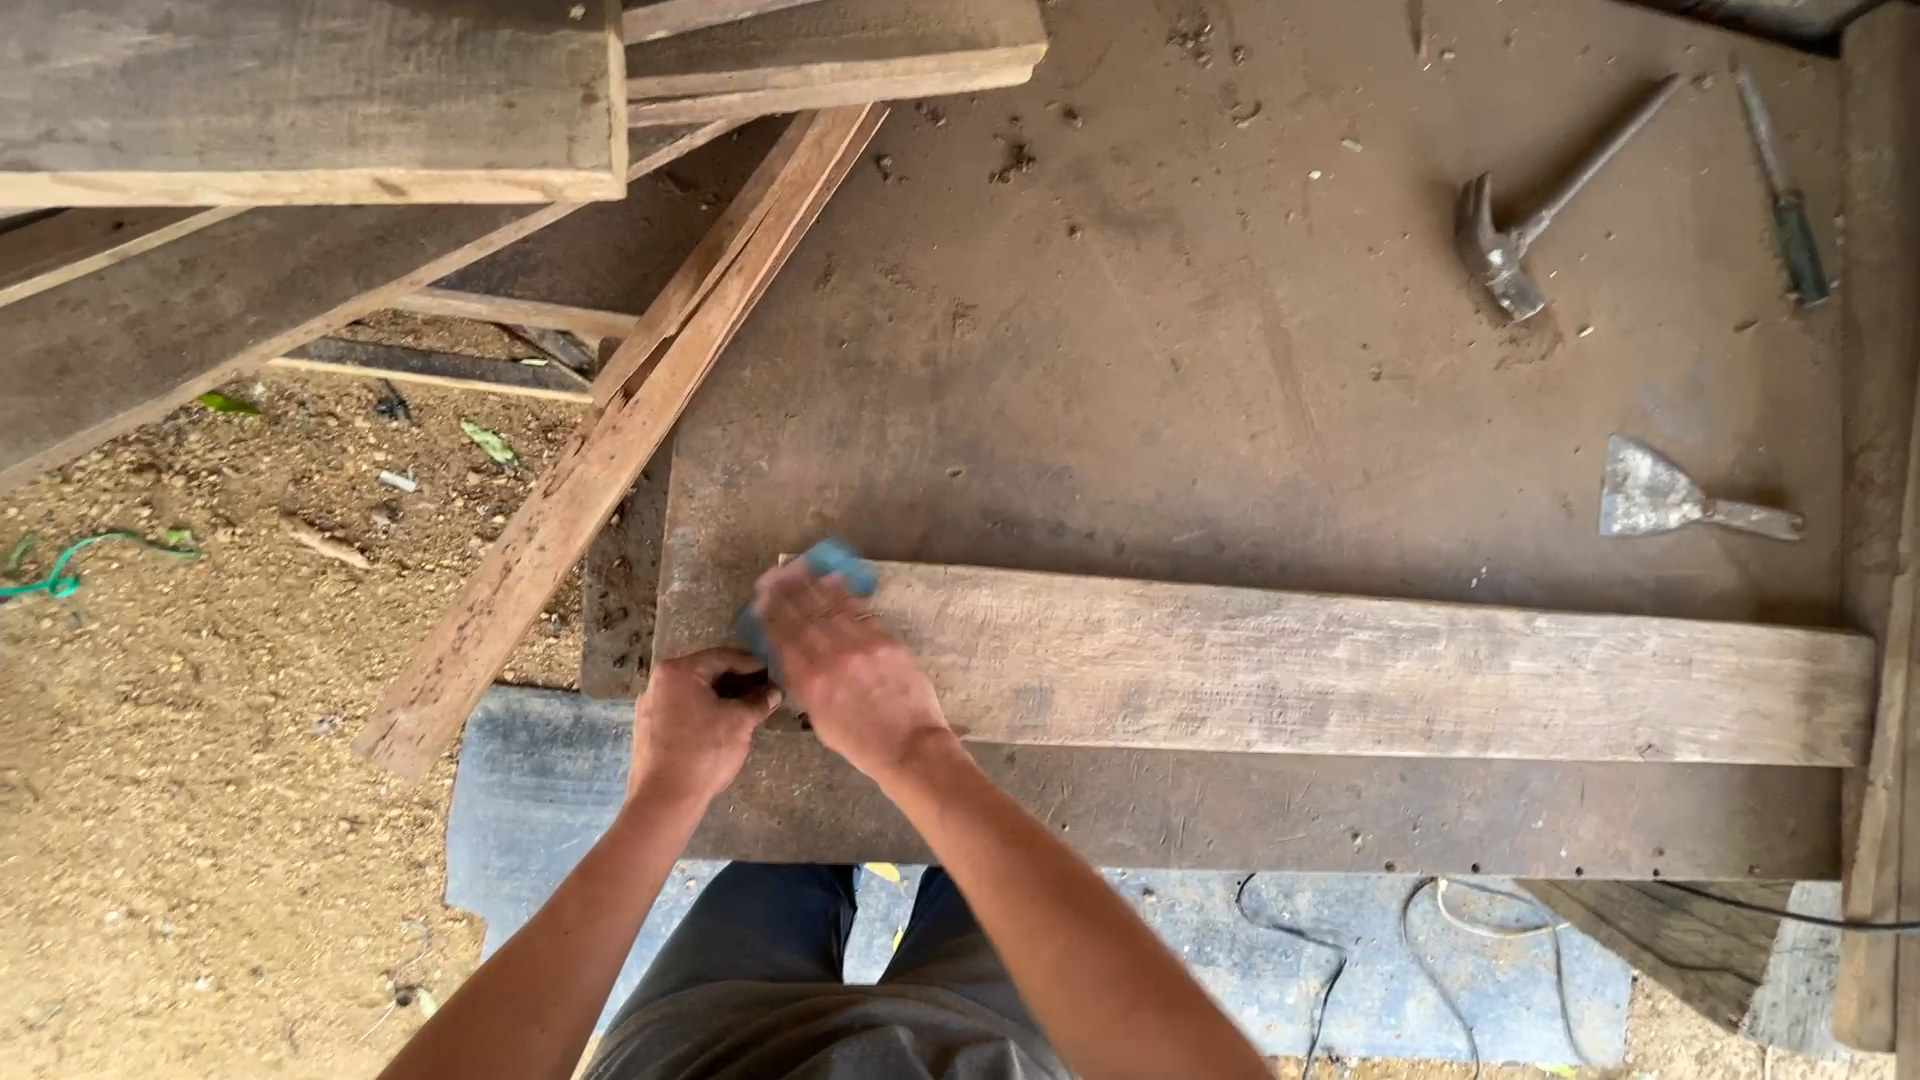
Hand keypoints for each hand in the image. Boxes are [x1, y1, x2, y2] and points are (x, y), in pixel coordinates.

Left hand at [629, 648, 780, 804]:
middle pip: (706, 672)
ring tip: (747, 706)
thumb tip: (774, 693)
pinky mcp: (648, 728)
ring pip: (693, 692)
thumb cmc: (704, 750)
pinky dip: (704, 710)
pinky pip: (682, 709)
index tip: (772, 671)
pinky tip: (722, 723)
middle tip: (763, 688)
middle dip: (737, 680)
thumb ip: (758, 702)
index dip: (752, 664)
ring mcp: (650, 706)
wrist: (665, 799)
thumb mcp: (739, 722)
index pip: (722, 657)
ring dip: (721, 696)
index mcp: (678, 671)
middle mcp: (658, 682)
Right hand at [753, 563, 959, 782]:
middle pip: (803, 616)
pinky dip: (843, 594)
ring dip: (811, 585)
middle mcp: (831, 657)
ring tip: (797, 568)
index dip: (771, 614)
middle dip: (786, 592)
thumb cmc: (862, 743)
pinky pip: (859, 611)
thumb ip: (805, 686)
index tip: (762, 598)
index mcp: (810, 681)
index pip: (784, 638)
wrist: (909, 746)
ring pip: (830, 608)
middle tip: (774, 574)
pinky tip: (832, 580)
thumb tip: (794, 659)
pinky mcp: (886, 641)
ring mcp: (861, 646)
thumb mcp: (820, 720)